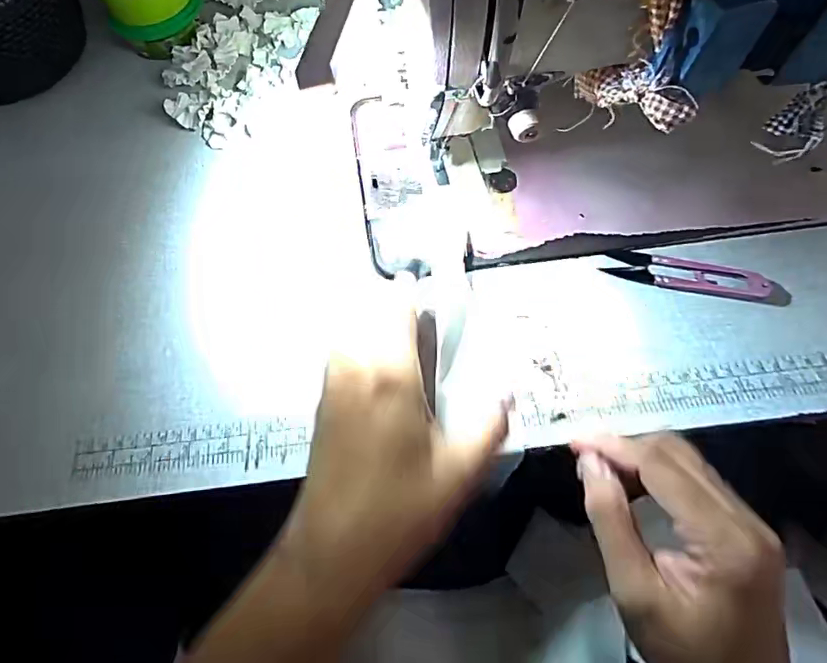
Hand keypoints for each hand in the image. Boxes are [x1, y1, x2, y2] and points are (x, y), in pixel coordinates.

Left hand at [278, 305, 509, 602]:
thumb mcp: (457, 474)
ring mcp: (333, 379)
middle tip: (416, 304)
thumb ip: (486, 427)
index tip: (424, 281)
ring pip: (350, 326)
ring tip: (398, 327)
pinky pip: (340, 349)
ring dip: (370, 316)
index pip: (394, 307)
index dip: (408, 288)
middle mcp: (355, 363)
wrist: (333, 545)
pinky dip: (357, 338)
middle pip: (368, 309)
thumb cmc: (400, 509)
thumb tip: (504, 393)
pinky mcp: (322, 398)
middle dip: (390, 298)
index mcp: (390, 372)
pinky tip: (376, 361)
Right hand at [574, 433, 787, 662]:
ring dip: (642, 456)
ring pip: (689, 463)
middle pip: (678, 456)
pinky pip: (699, 481)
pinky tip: (633, 484)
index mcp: (725, 539)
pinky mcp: (750, 533)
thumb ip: (610, 520)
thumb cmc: (683, 651)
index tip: (574, 442)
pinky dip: (660, 473)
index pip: (661, 466)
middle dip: (626, 447)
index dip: (614, 446)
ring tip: (603, 468)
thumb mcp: (634, 591)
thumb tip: (590, 461)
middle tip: (585, 456)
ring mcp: (754, 527)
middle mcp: (748, 523)